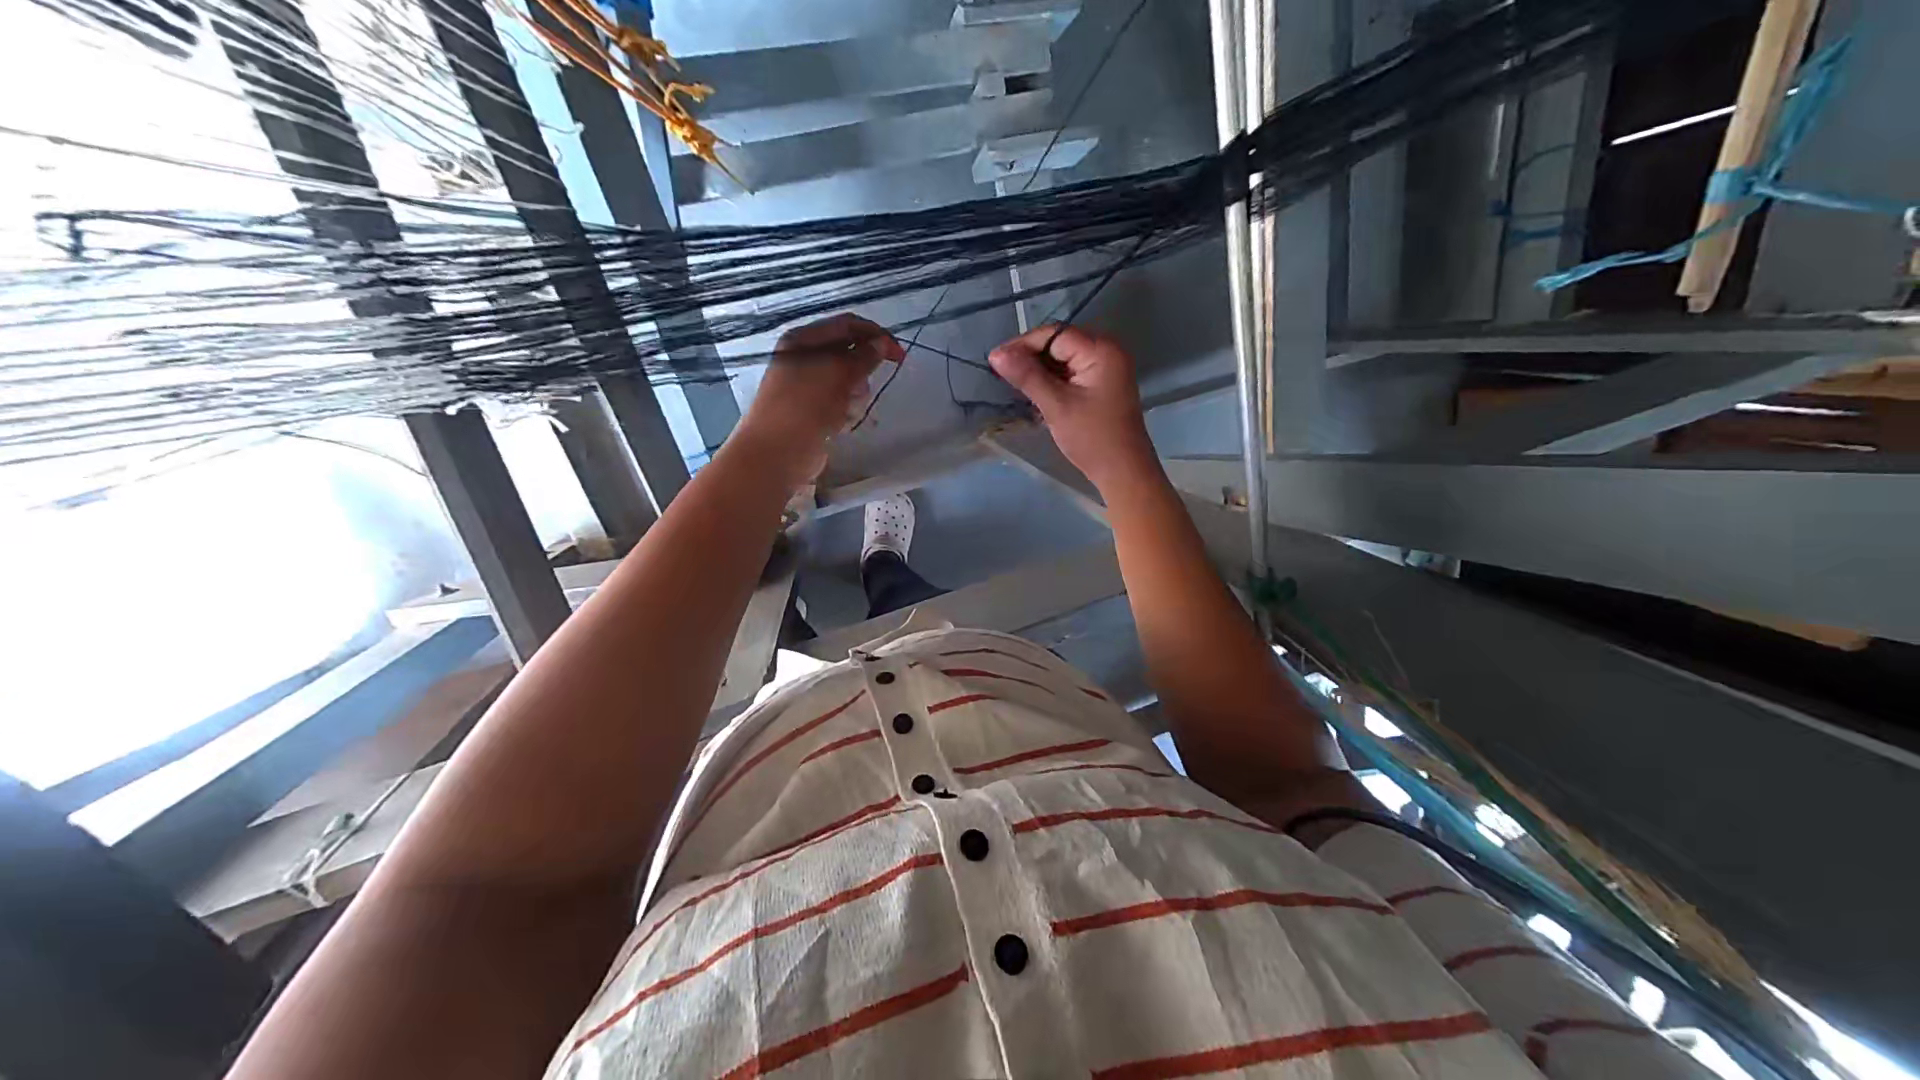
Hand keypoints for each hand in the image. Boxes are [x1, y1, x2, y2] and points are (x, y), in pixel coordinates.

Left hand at [735, 313, 902, 484]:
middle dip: (862, 370)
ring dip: (855, 394)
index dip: (876, 335)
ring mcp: (806, 385)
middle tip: (863, 389)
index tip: (899, 355)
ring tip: (848, 409)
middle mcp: (803, 357)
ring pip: (846, 381)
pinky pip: (839, 403)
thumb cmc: (804, 407)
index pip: (847, 325)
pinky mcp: (811, 410)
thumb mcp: (837, 374)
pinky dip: (845, 410)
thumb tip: (882, 344)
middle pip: (848, 353)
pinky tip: (841, 423)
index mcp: (803, 339)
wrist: (775, 455)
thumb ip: (864, 356)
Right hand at [988, 324, 1159, 493]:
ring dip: (1038, 369)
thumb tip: (996, 354)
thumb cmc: (1092, 438)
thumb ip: (1027, 376)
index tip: (995, 360)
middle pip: (1059, 343)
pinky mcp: (1101, 384)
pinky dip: (1051, 379)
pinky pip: (1071, 372)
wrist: (1123, 472)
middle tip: (1000, 372)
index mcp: (1101, 350)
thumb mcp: (1057, 405)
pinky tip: (1033, 391)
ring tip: (1012, 382)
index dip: (1023, 344)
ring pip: (1063, 358)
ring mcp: (1106, 368)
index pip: (1055, 334)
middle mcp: (1107, 352)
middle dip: (1029, 356)